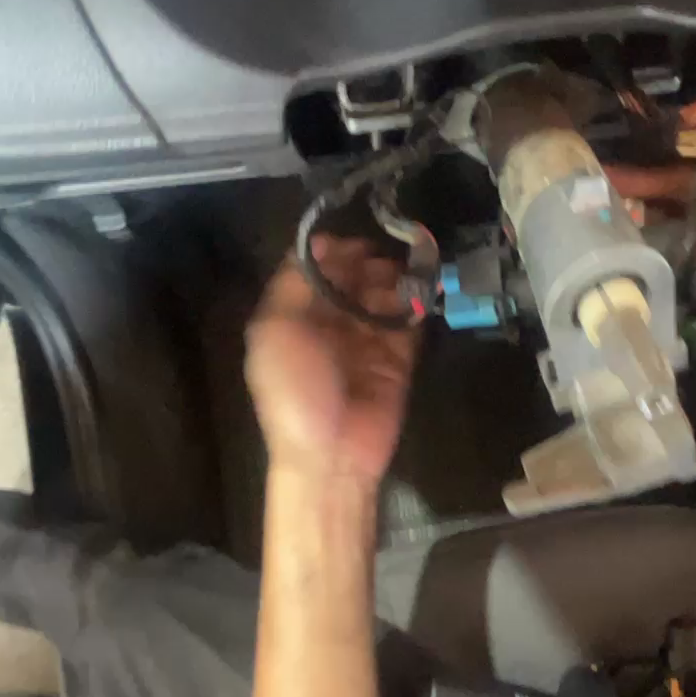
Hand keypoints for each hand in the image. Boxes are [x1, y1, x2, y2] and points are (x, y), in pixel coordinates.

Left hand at [247, 236, 419, 485]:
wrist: (332, 455)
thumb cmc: (296, 392)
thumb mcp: (276, 331)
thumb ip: (292, 284)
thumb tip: (318, 243)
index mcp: (294, 320)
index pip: (315, 273)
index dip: (332, 253)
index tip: (350, 241)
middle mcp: (329, 328)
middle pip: (351, 282)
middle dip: (366, 264)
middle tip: (382, 257)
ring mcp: (366, 345)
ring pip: (382, 299)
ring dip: (393, 282)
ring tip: (402, 275)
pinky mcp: (398, 363)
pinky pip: (408, 327)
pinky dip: (414, 308)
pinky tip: (420, 292)